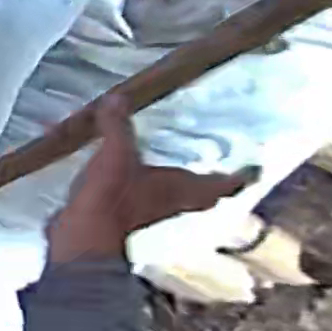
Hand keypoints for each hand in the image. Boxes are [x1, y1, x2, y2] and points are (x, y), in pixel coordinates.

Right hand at [46, 96, 256, 263]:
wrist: (82, 232)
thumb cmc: (113, 195)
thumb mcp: (114, 155)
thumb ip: (117, 127)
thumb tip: (117, 98)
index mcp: (192, 188)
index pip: (232, 180)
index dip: (242, 172)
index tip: (249, 164)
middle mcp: (181, 201)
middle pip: (206, 192)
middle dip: (208, 180)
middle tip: (209, 164)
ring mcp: (154, 211)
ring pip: (177, 197)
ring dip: (175, 186)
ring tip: (168, 170)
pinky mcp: (127, 216)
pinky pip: (145, 199)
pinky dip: (144, 191)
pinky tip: (128, 182)